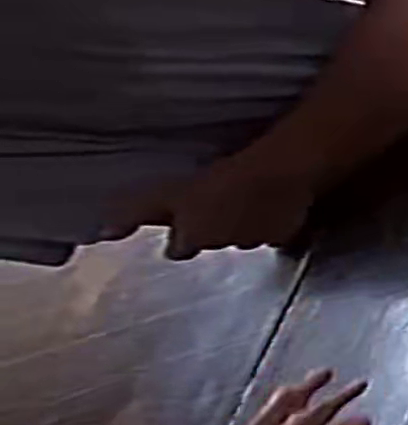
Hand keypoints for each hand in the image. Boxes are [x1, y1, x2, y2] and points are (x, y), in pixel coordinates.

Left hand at [124, 149, 317, 259]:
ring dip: (245, 231)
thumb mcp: (167, 194)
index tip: (187, 227)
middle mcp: (224, 246)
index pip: (179, 250)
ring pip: (247, 240)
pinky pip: (276, 234)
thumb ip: (134, 216)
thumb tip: (103, 235)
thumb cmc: (220, 181)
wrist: (280, 173)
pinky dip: (273, 227)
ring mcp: (258, 241)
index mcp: (193, 240)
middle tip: (220, 213)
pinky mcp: (287, 234)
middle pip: (215, 245)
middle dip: (216, 234)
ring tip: (251, 211)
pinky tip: (275, 212)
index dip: (181, 239)